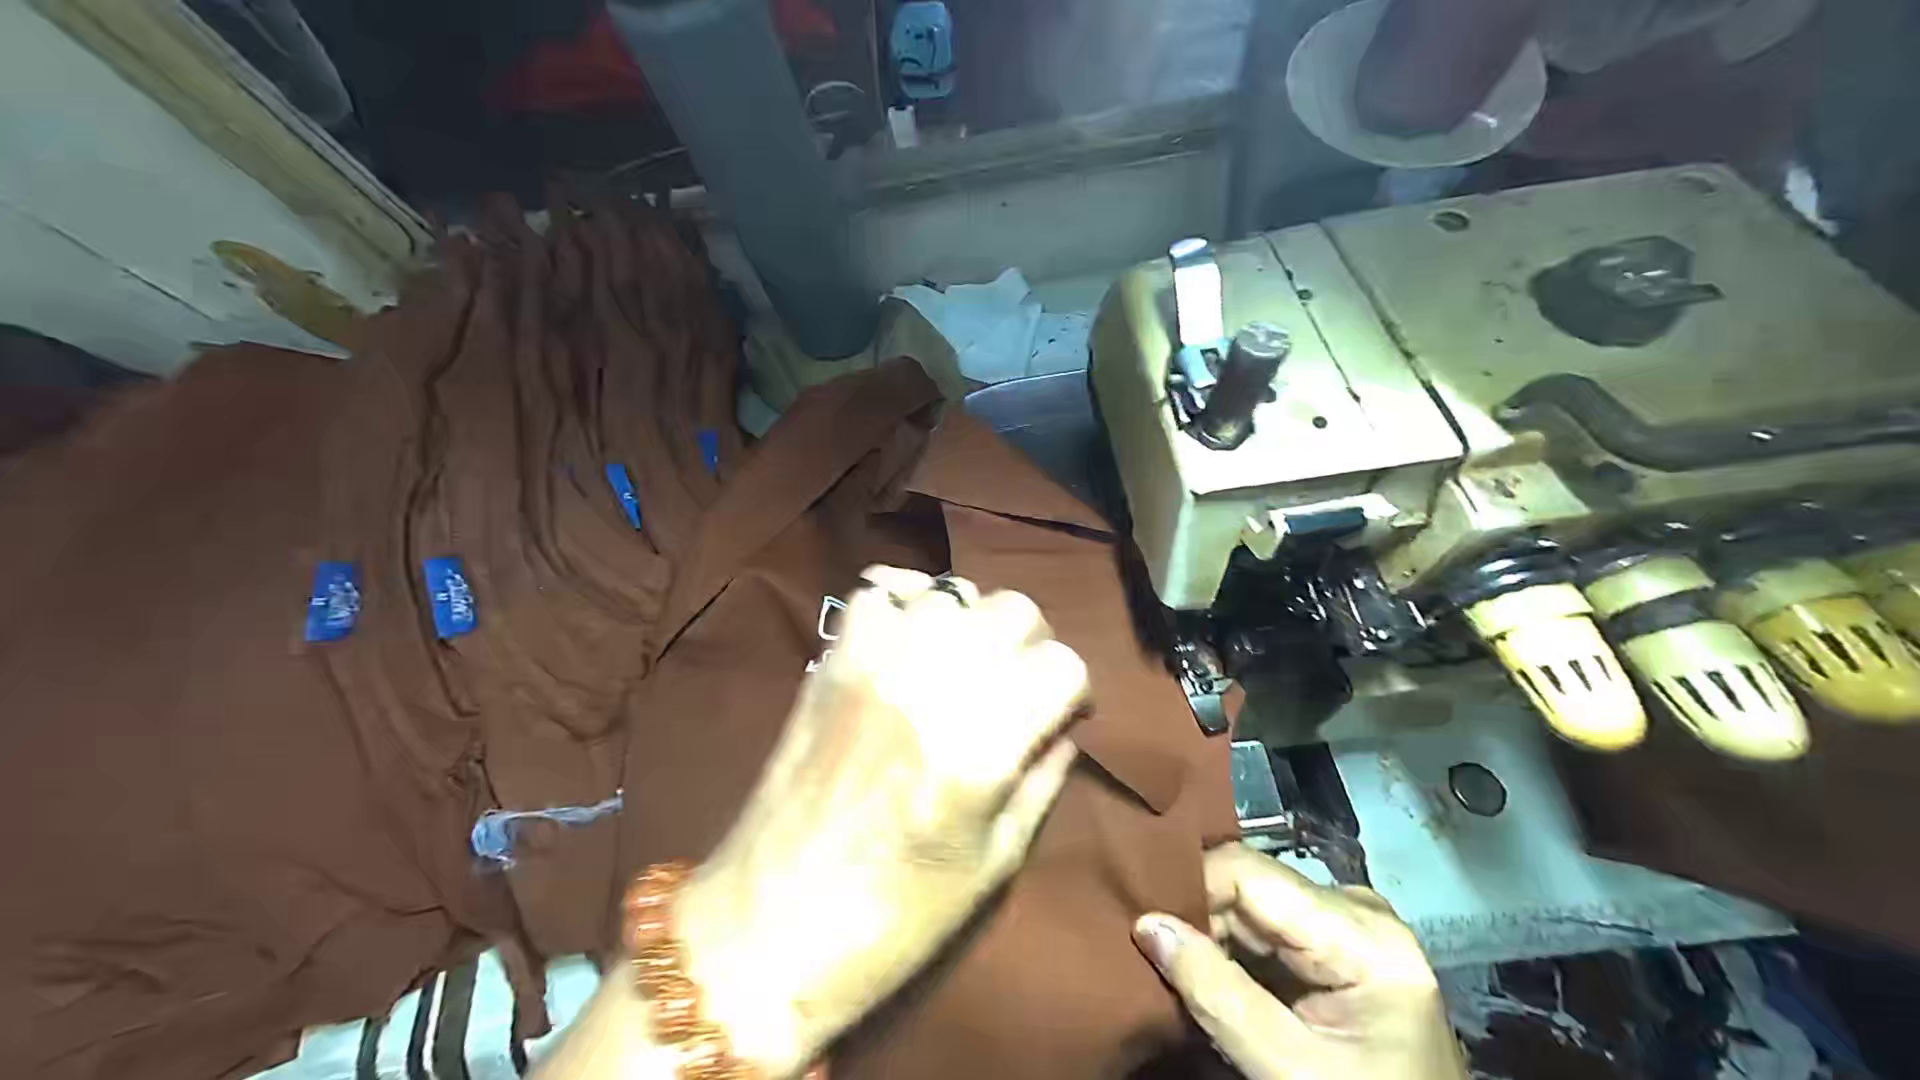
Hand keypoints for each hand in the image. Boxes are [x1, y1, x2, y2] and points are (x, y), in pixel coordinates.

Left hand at [674, 567, 1088, 1075]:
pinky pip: (877, 593)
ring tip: (965, 661)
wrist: (773, 924)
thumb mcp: (997, 860)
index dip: (1073, 691)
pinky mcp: (832, 659)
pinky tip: (909, 638)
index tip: (1062, 714)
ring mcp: (877, 660)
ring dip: (973, 621)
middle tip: (1018, 683)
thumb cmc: (898, 915)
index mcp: (986, 742)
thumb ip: (1042, 779)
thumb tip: (1062, 726)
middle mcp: (936, 681)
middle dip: (1032, 644)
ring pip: (953, 592)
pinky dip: (903, 603)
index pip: (1063, 665)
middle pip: (1015, 609)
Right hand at [1133, 844, 1465, 1079]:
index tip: (1147, 928)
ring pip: (1251, 904)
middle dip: (1199, 917)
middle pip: (1249, 885)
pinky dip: (1233, 951)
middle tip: (1155, 953)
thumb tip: (1147, 924)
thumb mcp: (1290, 1072)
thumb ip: (1217, 995)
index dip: (1190, 889)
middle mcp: (1358, 909)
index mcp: (1363, 933)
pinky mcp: (1339, 946)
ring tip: (1177, 967)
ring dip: (1211, 935)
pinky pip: (1267, 928)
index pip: (1247, 872)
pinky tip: (1211, 975)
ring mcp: (1351, 925)